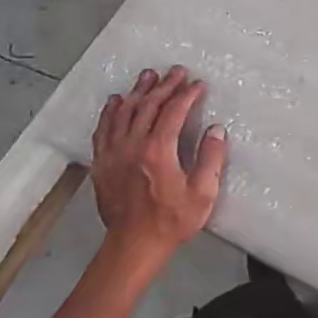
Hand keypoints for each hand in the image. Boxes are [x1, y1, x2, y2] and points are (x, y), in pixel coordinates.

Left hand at [90, 66, 225, 261]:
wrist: (134, 246)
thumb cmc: (172, 220)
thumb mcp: (203, 193)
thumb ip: (211, 158)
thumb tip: (216, 129)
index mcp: (158, 150)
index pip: (173, 111)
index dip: (187, 94)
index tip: (199, 84)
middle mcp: (132, 145)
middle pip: (148, 106)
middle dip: (165, 85)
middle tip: (177, 72)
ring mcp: (113, 153)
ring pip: (124, 112)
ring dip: (138, 91)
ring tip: (149, 76)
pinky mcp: (101, 163)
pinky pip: (104, 129)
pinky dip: (111, 111)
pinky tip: (117, 101)